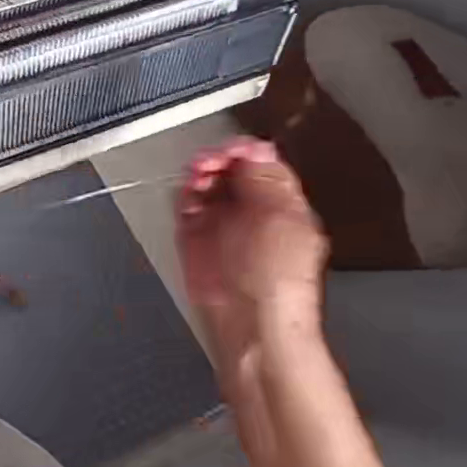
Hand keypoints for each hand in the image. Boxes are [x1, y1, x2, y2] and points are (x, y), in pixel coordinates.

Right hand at [176, 137, 327, 375]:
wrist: (247, 319)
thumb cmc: (276, 280)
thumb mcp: (282, 219)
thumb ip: (266, 180)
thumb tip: (256, 147)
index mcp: (282, 203)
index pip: (262, 162)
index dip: (245, 150)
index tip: (232, 148)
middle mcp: (252, 209)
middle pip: (230, 168)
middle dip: (218, 159)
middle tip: (209, 161)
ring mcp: (222, 221)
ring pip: (206, 182)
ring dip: (200, 173)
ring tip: (197, 176)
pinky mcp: (195, 234)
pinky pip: (185, 202)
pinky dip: (184, 193)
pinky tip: (188, 193)